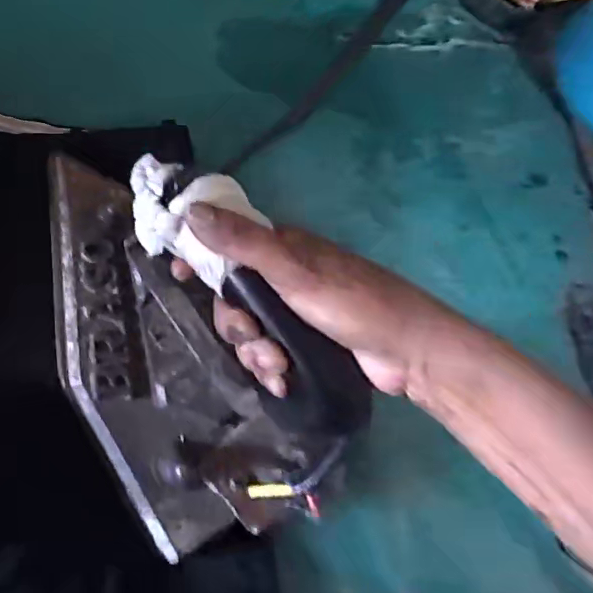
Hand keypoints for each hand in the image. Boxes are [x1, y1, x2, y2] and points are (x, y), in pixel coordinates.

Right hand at [173, 204, 466, 397]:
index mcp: (277, 247)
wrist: (413, 355)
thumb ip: (241, 242)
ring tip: (276, 366)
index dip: (199, 257)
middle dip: (234, 323)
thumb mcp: (292, 270)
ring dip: (254, 351)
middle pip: (230, 295)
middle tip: (251, 338)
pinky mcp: (303, 342)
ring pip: (247, 328)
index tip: (179, 275)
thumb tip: (191, 212)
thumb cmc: (353, 302)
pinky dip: (269, 367)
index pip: (224, 242)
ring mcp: (292, 310)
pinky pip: (267, 351)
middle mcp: (280, 275)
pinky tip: (282, 380)